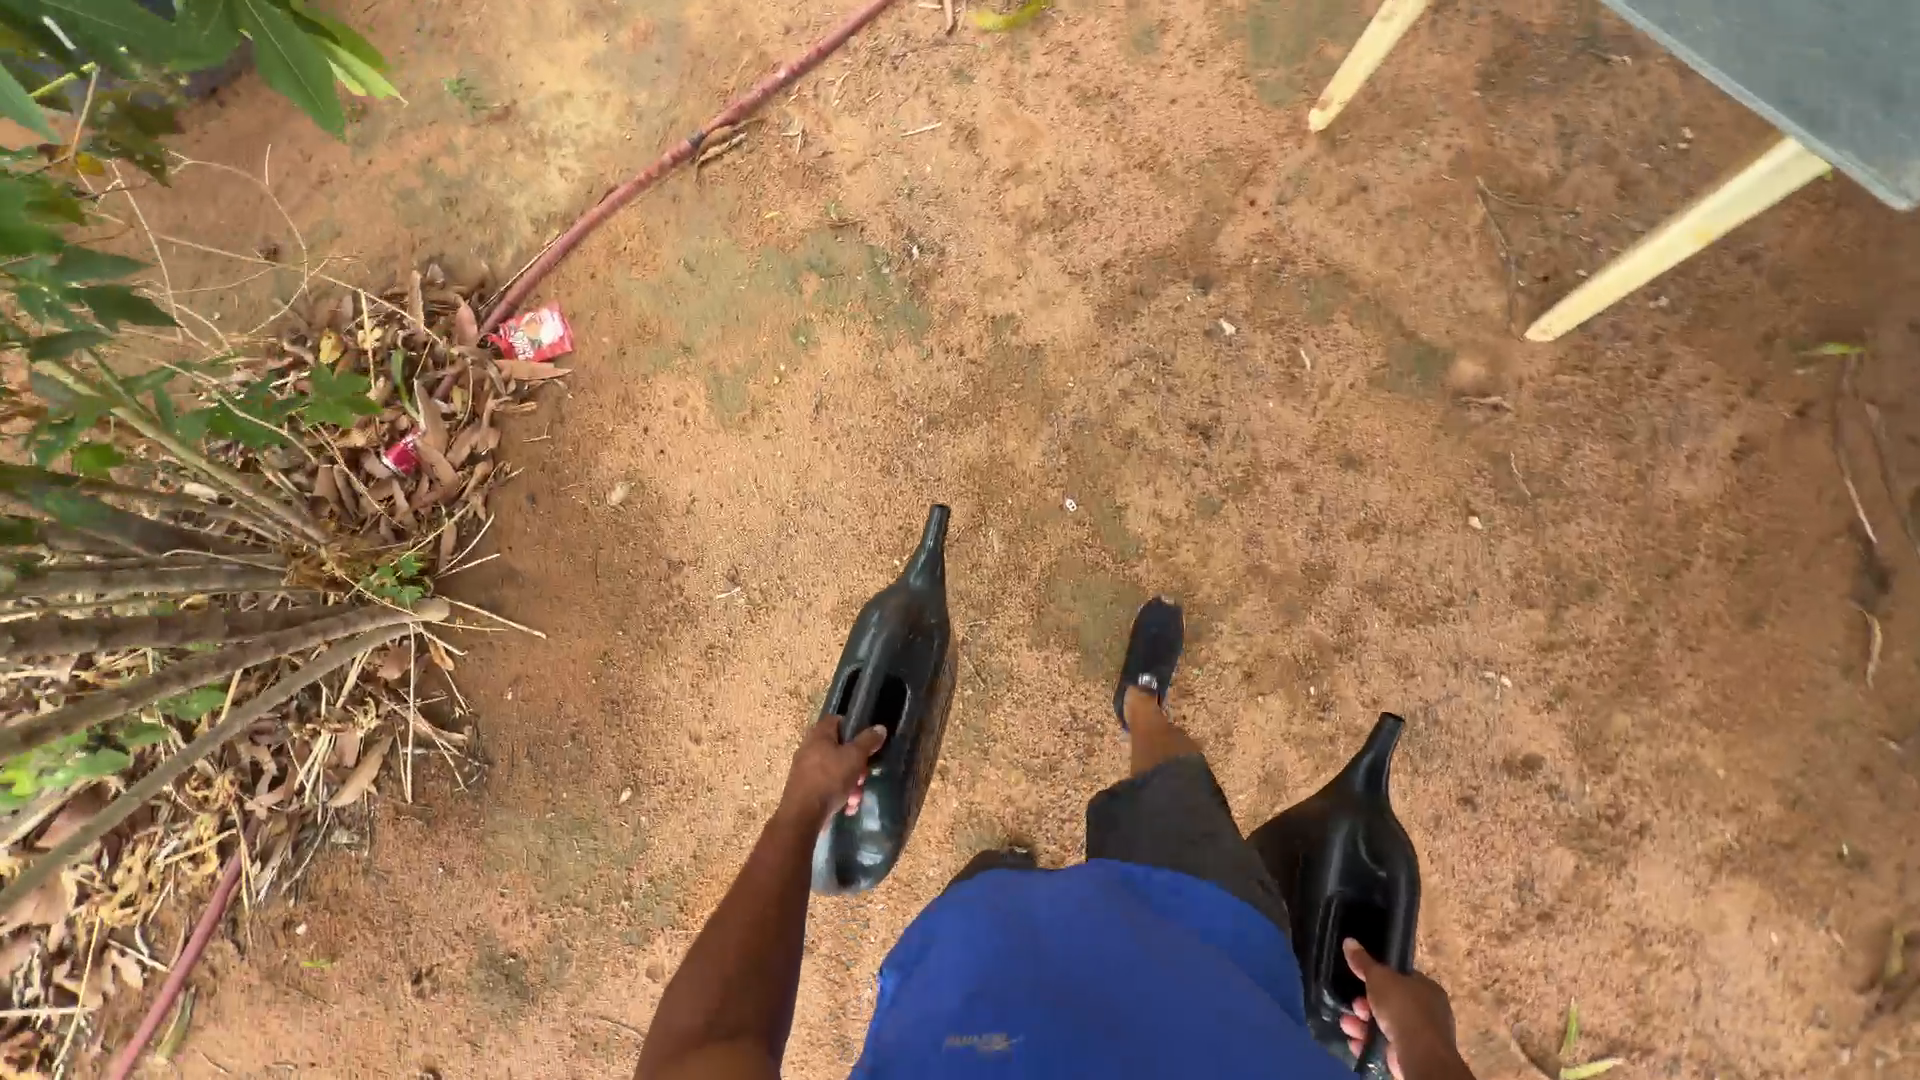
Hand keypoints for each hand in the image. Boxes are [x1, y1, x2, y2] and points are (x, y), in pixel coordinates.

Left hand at [778, 715, 886, 826]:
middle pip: (840, 749)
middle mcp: (809, 749)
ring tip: (855, 798)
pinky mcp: (805, 789)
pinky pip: (827, 787)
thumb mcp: (855, 757)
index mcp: (819, 735)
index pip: (837, 720)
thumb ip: (868, 741)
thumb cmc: (830, 779)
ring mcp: (805, 770)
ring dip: (850, 784)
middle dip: (856, 765)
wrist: (803, 816)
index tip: (866, 742)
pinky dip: (839, 795)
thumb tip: (880, 728)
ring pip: (836, 771)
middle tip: (863, 776)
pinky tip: (847, 808)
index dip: (853, 728)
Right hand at [1339, 939, 1470, 1079]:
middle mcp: (1428, 1013)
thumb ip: (1363, 961)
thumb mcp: (1378, 977)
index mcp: (1427, 989)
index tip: (1361, 981)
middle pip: (1388, 1003)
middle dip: (1365, 1004)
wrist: (1419, 1055)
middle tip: (1356, 1006)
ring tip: (1348, 1024)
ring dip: (1361, 1024)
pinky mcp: (1410, 1056)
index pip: (1401, 978)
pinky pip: (1384, 1046)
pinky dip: (1368, 1043)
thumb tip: (1349, 941)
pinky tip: (1355, 1041)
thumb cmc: (1403, 1008)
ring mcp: (1420, 1037)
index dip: (1378, 978)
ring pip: (1383, 1025)